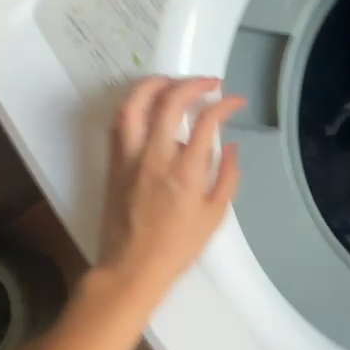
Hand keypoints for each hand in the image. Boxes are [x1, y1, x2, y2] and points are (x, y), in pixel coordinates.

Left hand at [95, 76, 244, 303]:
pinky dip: (134, 105)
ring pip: (135, 104)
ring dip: (155, 84)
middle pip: (170, 101)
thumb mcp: (215, 215)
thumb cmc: (179, 246)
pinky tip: (147, 104)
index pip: (207, 121)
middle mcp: (155, 156)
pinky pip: (120, 123)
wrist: (132, 267)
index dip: (225, 105)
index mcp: (186, 171)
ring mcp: (129, 157)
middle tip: (210, 85)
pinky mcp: (113, 163)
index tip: (236, 102)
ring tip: (172, 81)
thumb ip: (227, 176)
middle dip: (194, 84)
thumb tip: (231, 146)